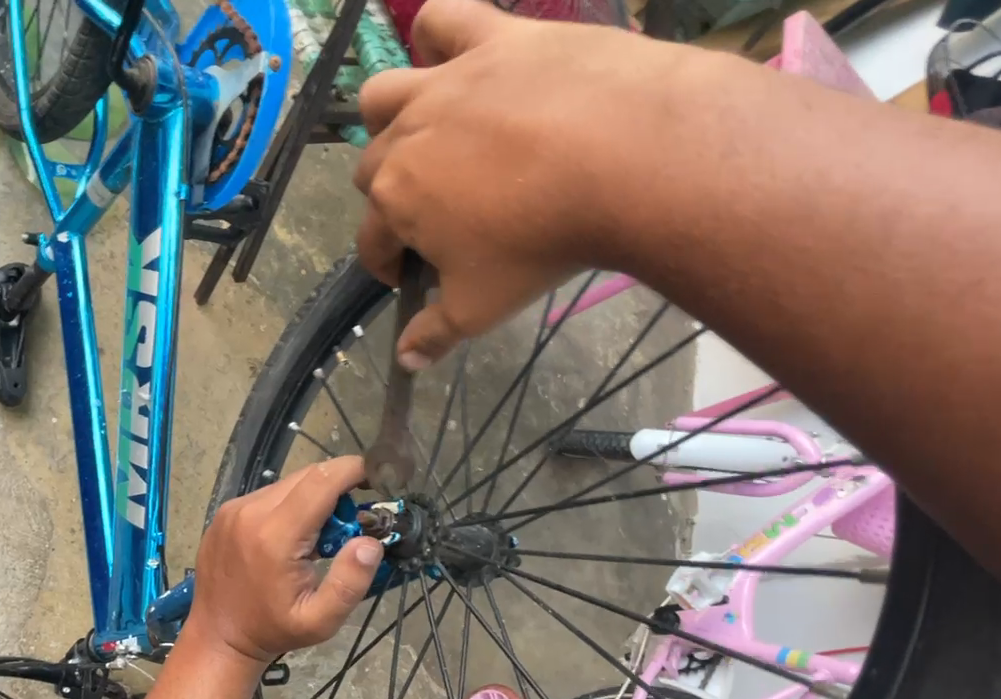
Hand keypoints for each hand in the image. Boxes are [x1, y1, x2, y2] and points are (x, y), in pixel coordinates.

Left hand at [185, 456, 383, 666]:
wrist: (217, 636)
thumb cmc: (271, 630)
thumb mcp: (320, 620)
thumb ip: (350, 582)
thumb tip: (370, 543)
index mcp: (275, 536)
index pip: (321, 480)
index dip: (353, 471)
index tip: (376, 479)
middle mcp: (250, 512)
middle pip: (305, 477)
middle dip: (336, 487)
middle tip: (350, 521)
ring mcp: (232, 510)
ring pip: (285, 484)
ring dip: (311, 497)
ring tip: (318, 536)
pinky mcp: (224, 514)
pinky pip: (265, 495)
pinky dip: (287, 505)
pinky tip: (289, 537)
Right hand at [353, 0, 713, 367]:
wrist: (630, 157)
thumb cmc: (543, 242)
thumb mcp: (483, 307)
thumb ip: (435, 334)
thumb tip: (405, 363)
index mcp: (394, 202)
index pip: (371, 241)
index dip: (386, 265)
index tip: (410, 277)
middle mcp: (403, 138)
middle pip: (370, 169)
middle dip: (389, 198)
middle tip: (434, 215)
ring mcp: (445, 82)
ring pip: (382, 95)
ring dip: (389, 119)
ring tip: (426, 135)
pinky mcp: (494, 38)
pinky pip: (444, 18)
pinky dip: (436, 34)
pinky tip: (447, 54)